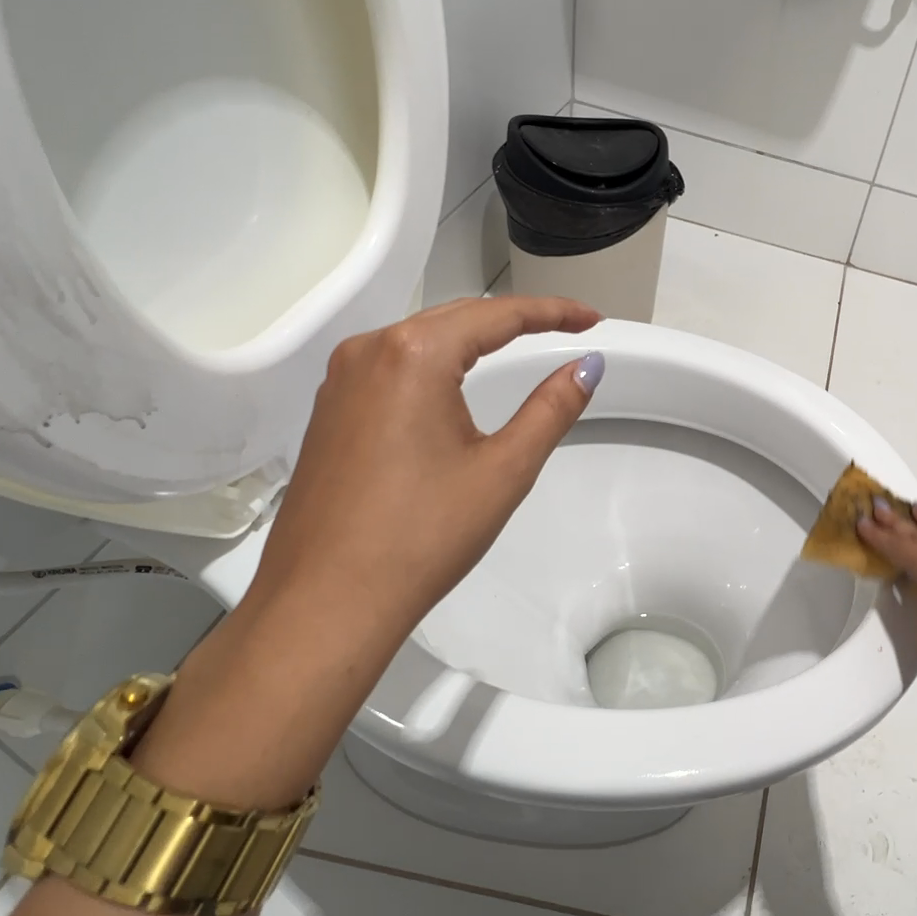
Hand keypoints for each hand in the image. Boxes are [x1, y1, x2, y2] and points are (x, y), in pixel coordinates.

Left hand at [251, 295, 602, 625]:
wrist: (324, 603)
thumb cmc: (421, 536)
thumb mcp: (504, 469)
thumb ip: (552, 407)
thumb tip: (587, 366)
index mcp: (413, 356)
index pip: (498, 316)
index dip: (553, 312)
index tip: (592, 319)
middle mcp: (368, 352)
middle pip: (457, 318)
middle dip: (515, 320)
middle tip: (569, 329)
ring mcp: (340, 382)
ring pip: (421, 339)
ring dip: (474, 338)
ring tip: (522, 347)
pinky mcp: (330, 412)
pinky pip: (393, 366)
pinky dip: (438, 363)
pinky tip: (458, 382)